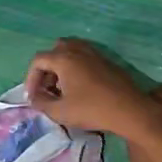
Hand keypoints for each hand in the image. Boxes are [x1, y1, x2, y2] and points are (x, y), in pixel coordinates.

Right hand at [24, 38, 150, 133]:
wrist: (130, 111)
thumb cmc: (92, 110)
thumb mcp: (59, 111)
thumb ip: (41, 102)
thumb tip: (34, 97)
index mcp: (63, 59)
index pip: (38, 61)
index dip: (31, 78)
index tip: (34, 96)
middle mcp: (77, 50)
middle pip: (54, 51)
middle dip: (47, 68)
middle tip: (49, 87)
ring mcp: (94, 54)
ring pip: (71, 51)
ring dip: (62, 65)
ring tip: (63, 86)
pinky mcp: (107, 61)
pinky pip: (85, 56)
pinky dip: (76, 66)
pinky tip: (81, 86)